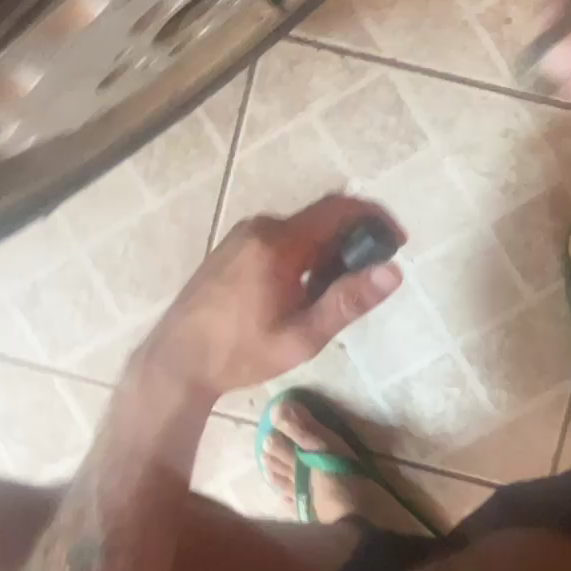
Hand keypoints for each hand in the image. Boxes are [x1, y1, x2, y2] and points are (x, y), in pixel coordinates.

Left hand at [134, 194, 404, 398]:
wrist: (174, 362)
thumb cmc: (240, 352)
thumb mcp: (301, 336)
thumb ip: (347, 301)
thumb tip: (393, 272)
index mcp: (279, 242)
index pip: (339, 209)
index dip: (373, 218)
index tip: (397, 240)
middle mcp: (261, 227)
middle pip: (320, 218)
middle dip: (353, 239)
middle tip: (370, 274)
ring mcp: (242, 235)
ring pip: (300, 229)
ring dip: (327, 249)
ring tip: (336, 291)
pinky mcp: (231, 247)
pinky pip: (279, 238)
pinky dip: (303, 253)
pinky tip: (302, 290)